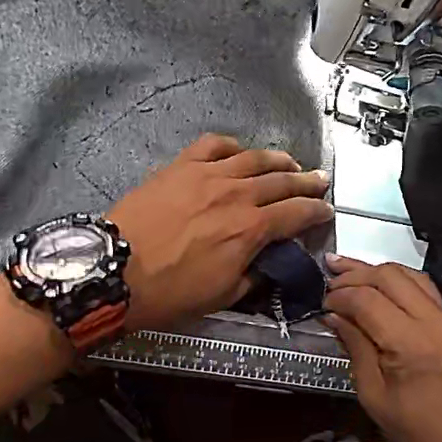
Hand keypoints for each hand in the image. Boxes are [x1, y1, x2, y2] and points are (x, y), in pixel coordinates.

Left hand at [108, 134, 331, 332]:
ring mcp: (208, 175)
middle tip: (319, 181)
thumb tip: (269, 261)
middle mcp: (236, 195)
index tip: (326, 210)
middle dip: (306, 182)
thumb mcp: (222, 295)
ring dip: (277, 160)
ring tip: (289, 163)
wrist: (116, 269)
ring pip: (253, 158)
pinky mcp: (182, 166)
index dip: (316, 211)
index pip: (297, 214)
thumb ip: (254, 274)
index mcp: (250, 229)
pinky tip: (239, 151)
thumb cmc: (168, 292)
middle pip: (281, 181)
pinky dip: (232, 146)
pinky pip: (214, 145)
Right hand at [323, 256, 441, 441]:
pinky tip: (373, 280)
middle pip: (387, 276)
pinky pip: (420, 284)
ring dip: (372, 270)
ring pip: (405, 273)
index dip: (340, 296)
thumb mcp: (372, 393)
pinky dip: (394, 277)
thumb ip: (354, 346)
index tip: (322, 304)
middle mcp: (434, 321)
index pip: (368, 300)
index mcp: (412, 344)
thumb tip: (333, 315)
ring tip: (343, 270)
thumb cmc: (415, 429)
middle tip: (328, 284)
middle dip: (353, 276)